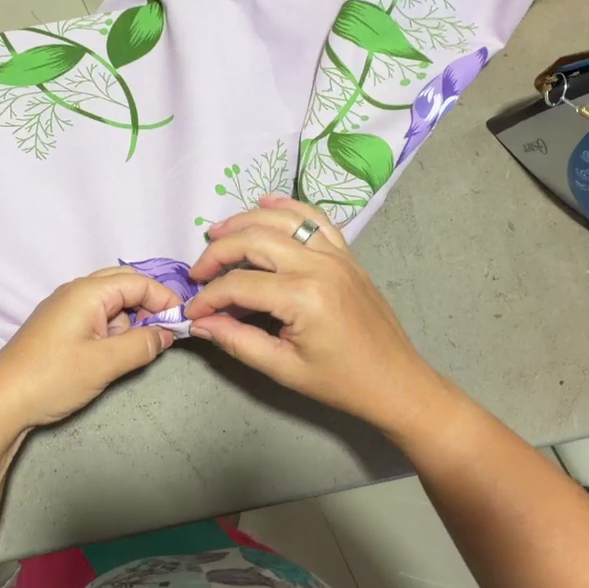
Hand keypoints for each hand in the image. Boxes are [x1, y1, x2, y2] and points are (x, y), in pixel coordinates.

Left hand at [0, 267, 179, 430]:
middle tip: (162, 334)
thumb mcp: (105, 363)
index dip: (164, 299)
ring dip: (128, 320)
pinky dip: (111, 329)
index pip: (138, 281)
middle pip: (124, 285)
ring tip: (134, 350)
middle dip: (148, 306)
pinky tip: (112, 353)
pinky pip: (94, 316)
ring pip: (110, 302)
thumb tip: (167, 333)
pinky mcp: (57, 326)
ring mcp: (64, 308)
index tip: (183, 324)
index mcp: (87, 291)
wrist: (1, 402)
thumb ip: (142, 344)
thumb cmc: (54, 378)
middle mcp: (75, 291)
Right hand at [186, 195, 445, 428]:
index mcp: (303, 297)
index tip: (192, 313)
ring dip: (244, 221)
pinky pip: (314, 218)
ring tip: (216, 233)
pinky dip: (287, 208)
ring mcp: (336, 254)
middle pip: (253, 240)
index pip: (238, 285)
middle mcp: (318, 265)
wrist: (396, 383)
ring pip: (281, 220)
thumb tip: (199, 323)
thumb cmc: (341, 382)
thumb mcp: (283, 368)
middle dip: (217, 253)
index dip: (208, 297)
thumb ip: (237, 341)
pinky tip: (265, 205)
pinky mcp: (346, 254)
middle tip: (197, 273)